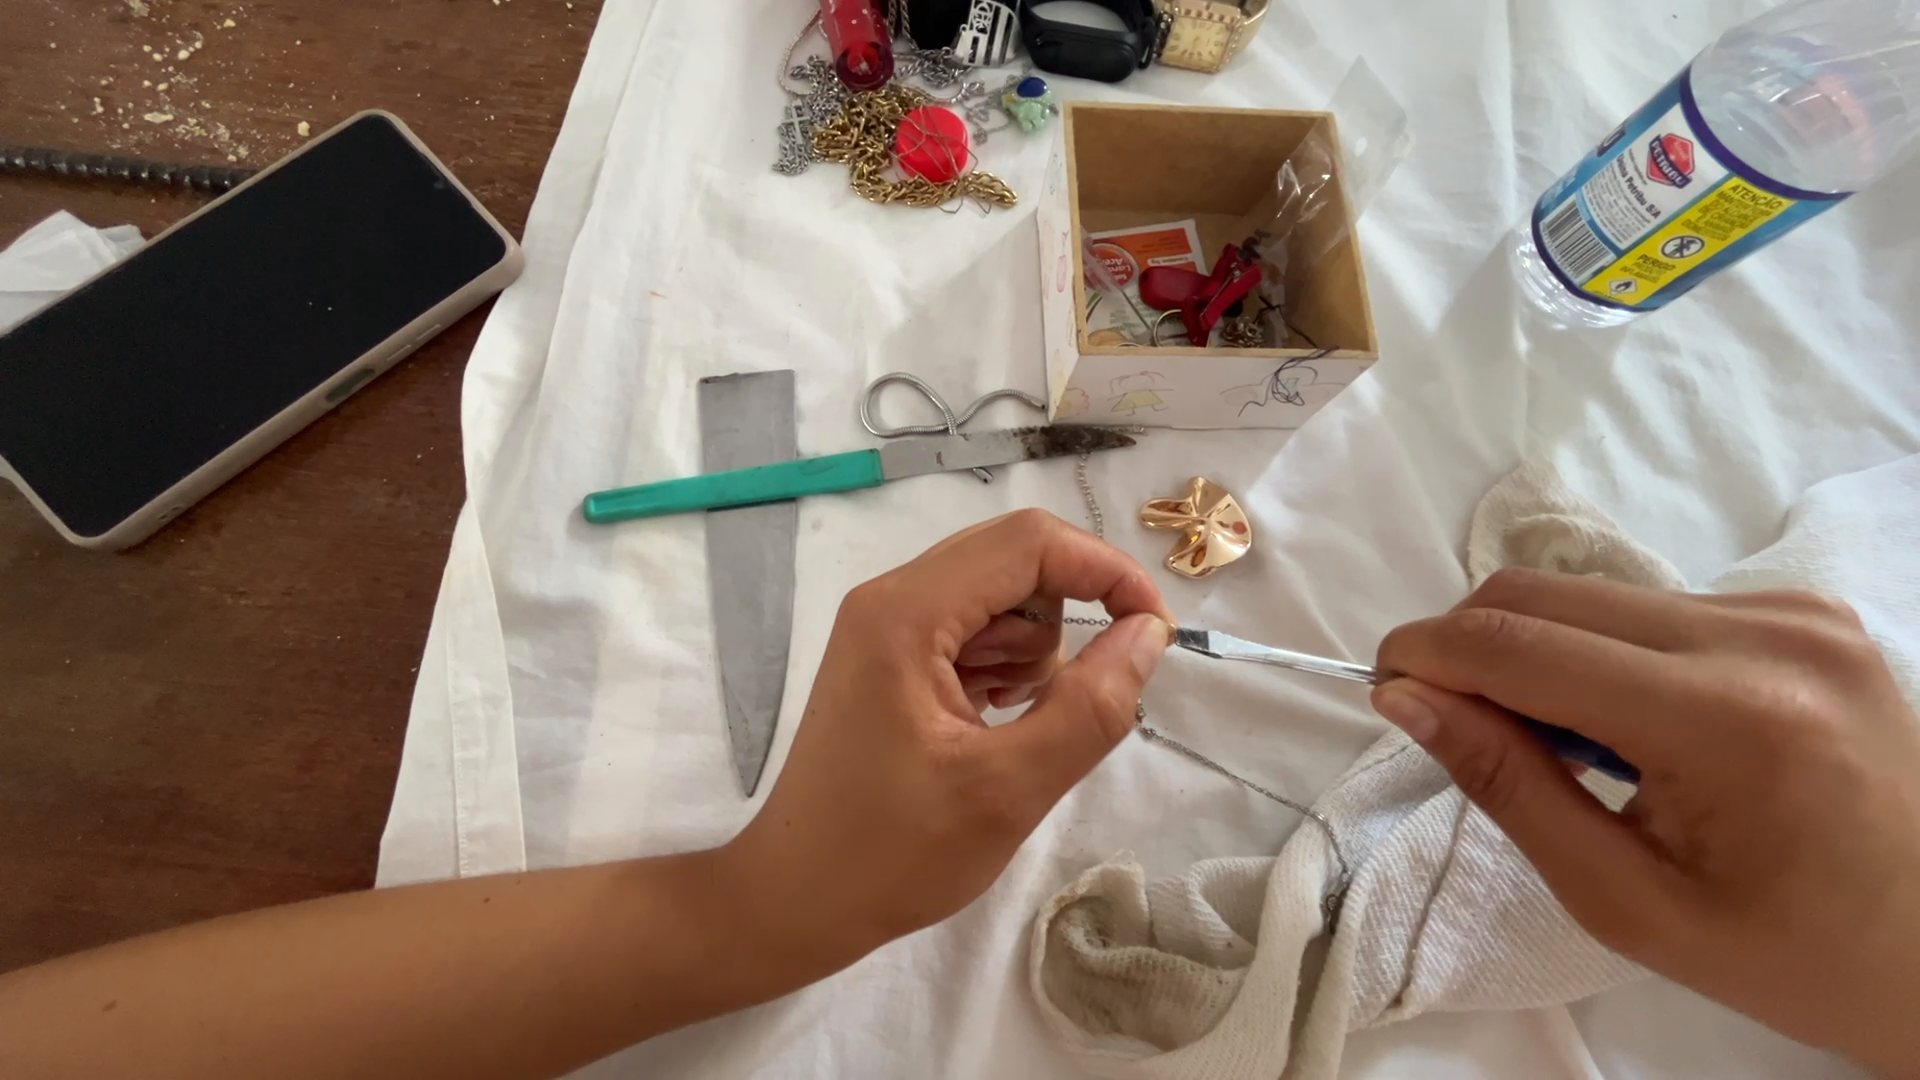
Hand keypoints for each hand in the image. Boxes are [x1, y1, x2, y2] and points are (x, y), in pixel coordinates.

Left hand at [721, 510, 1172, 978]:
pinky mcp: (892, 653)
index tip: (1154, 631)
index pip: (1029, 543)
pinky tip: (991, 719)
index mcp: (907, 611)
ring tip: (1014, 722)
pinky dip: (1005, 662)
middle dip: (1071, 609)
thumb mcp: (1008, 790)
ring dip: (1033, 647)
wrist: (797, 896)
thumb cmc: (892, 853)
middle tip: (1097, 683)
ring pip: (998, 594)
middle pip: (1013, 558)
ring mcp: (887, 623)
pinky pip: (974, 628)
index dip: (1106, 572)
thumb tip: (1148, 634)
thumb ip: (1090, 708)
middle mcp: (892, 597)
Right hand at [1371, 569, 1919, 1074]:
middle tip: (1460, 724)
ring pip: (1571, 590)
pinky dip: (1580, 647)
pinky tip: (1619, 715)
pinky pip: (1627, 603)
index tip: (1385, 694)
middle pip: (1530, 594)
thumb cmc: (1799, 954)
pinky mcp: (1796, 607)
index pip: (1510, 644)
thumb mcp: (1622, 898)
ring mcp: (1789, 610)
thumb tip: (1401, 696)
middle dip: (1459, 647)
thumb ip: (1502, 781)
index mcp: (1728, 720)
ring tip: (1556, 734)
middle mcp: (1763, 635)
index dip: (1419, 655)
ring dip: (1519, 648)